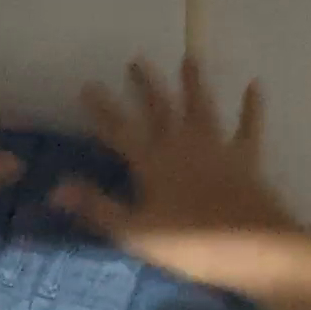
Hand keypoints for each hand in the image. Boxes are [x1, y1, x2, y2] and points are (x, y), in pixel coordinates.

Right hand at [53, 58, 310, 297]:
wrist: (255, 251)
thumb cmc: (190, 245)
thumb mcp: (135, 232)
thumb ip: (96, 207)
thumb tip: (55, 189)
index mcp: (152, 164)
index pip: (120, 131)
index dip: (102, 109)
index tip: (88, 86)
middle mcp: (183, 147)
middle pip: (161, 110)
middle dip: (147, 86)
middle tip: (136, 61)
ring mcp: (217, 150)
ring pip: (202, 109)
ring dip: (194, 84)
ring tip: (190, 59)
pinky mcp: (247, 160)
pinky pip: (248, 128)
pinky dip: (251, 108)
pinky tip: (254, 86)